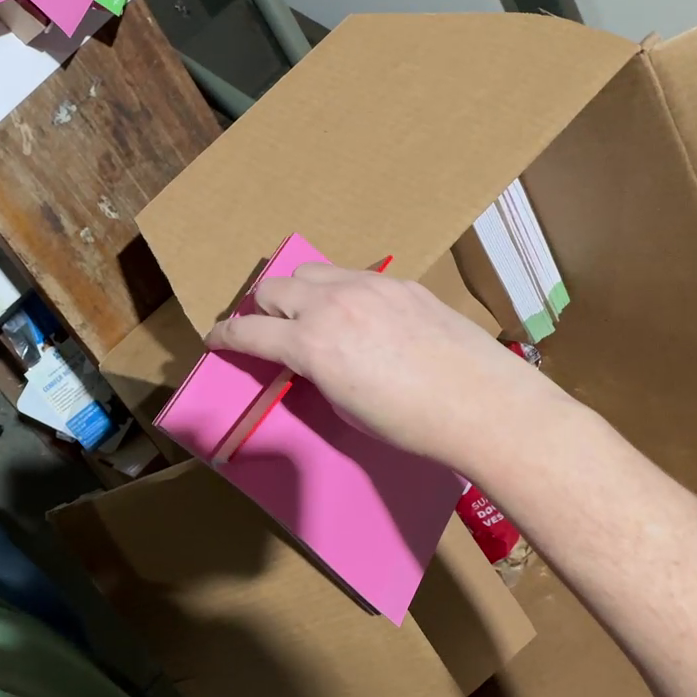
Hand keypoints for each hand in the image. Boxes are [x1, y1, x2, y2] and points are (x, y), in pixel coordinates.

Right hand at [204, 263, 563, 468]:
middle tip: (269, 331)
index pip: (246, 330)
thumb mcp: (340, 402)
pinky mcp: (400, 285)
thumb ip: (311, 368)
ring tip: (310, 318)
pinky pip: (351, 277)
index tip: (214, 338)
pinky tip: (358, 318)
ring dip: (297, 294)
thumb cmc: (407, 423)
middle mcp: (332, 305)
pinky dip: (338, 293)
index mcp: (311, 343)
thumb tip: (305, 355)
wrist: (482, 407)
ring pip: (310, 273)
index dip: (222, 335)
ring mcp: (369, 288)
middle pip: (272, 288)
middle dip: (261, 310)